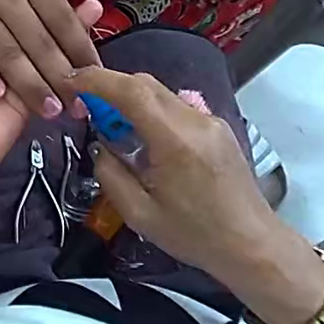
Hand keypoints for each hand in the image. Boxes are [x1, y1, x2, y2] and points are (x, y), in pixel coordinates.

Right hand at [70, 66, 289, 281]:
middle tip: (84, 108)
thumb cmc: (195, 235)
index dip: (96, 80)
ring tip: (111, 126)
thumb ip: (110, 175)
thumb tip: (99, 147)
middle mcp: (196, 121)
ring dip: (130, 99)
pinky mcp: (217, 128)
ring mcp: (210, 121)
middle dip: (109, 87)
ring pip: (160, 92)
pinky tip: (142, 138)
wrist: (252, 244)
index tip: (71, 81)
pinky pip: (175, 107)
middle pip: (145, 84)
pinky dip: (150, 111)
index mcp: (175, 141)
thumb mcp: (139, 214)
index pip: (131, 91)